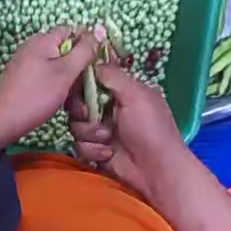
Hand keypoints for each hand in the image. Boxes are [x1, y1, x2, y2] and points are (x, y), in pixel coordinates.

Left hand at [0, 26, 97, 143]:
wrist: (1, 121)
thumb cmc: (36, 96)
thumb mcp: (66, 72)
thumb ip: (84, 50)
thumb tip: (99, 29)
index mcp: (43, 39)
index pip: (74, 31)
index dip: (88, 44)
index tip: (96, 64)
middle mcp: (32, 46)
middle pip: (65, 49)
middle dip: (78, 65)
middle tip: (85, 86)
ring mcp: (25, 62)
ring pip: (56, 65)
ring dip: (68, 79)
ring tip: (73, 97)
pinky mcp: (21, 78)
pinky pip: (45, 76)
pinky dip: (55, 86)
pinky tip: (58, 101)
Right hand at [68, 63, 189, 198]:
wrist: (154, 169)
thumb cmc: (150, 128)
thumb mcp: (136, 94)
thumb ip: (112, 76)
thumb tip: (91, 62)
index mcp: (121, 92)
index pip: (91, 81)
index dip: (81, 85)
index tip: (79, 91)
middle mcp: (109, 110)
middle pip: (78, 104)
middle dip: (82, 112)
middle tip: (90, 116)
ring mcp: (101, 131)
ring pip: (76, 126)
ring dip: (90, 133)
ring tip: (107, 139)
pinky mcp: (95, 151)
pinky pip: (79, 146)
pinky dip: (92, 150)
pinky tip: (108, 154)